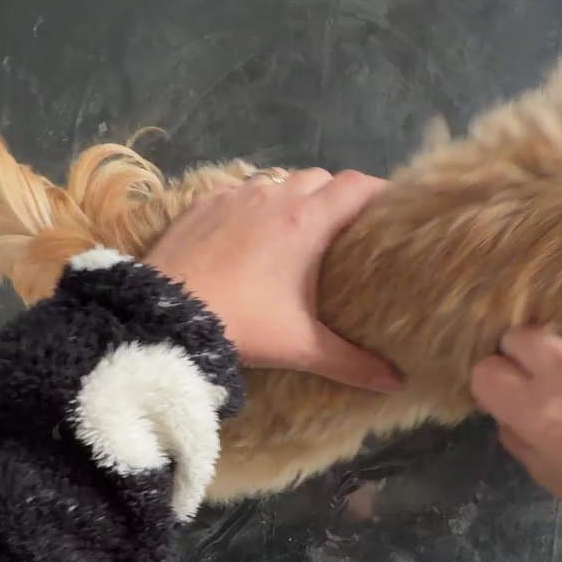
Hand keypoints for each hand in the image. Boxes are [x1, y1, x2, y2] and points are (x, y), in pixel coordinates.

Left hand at [144, 169, 402, 392]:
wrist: (166, 315)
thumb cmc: (242, 325)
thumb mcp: (301, 348)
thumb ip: (352, 363)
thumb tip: (396, 382)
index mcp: (307, 222)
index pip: (357, 186)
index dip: (380, 192)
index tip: (393, 210)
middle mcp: (275, 196)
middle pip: (321, 179)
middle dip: (338, 198)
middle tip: (347, 231)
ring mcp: (235, 195)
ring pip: (280, 181)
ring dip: (296, 198)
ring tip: (300, 231)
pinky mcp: (204, 203)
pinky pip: (241, 191)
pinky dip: (256, 205)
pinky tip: (250, 233)